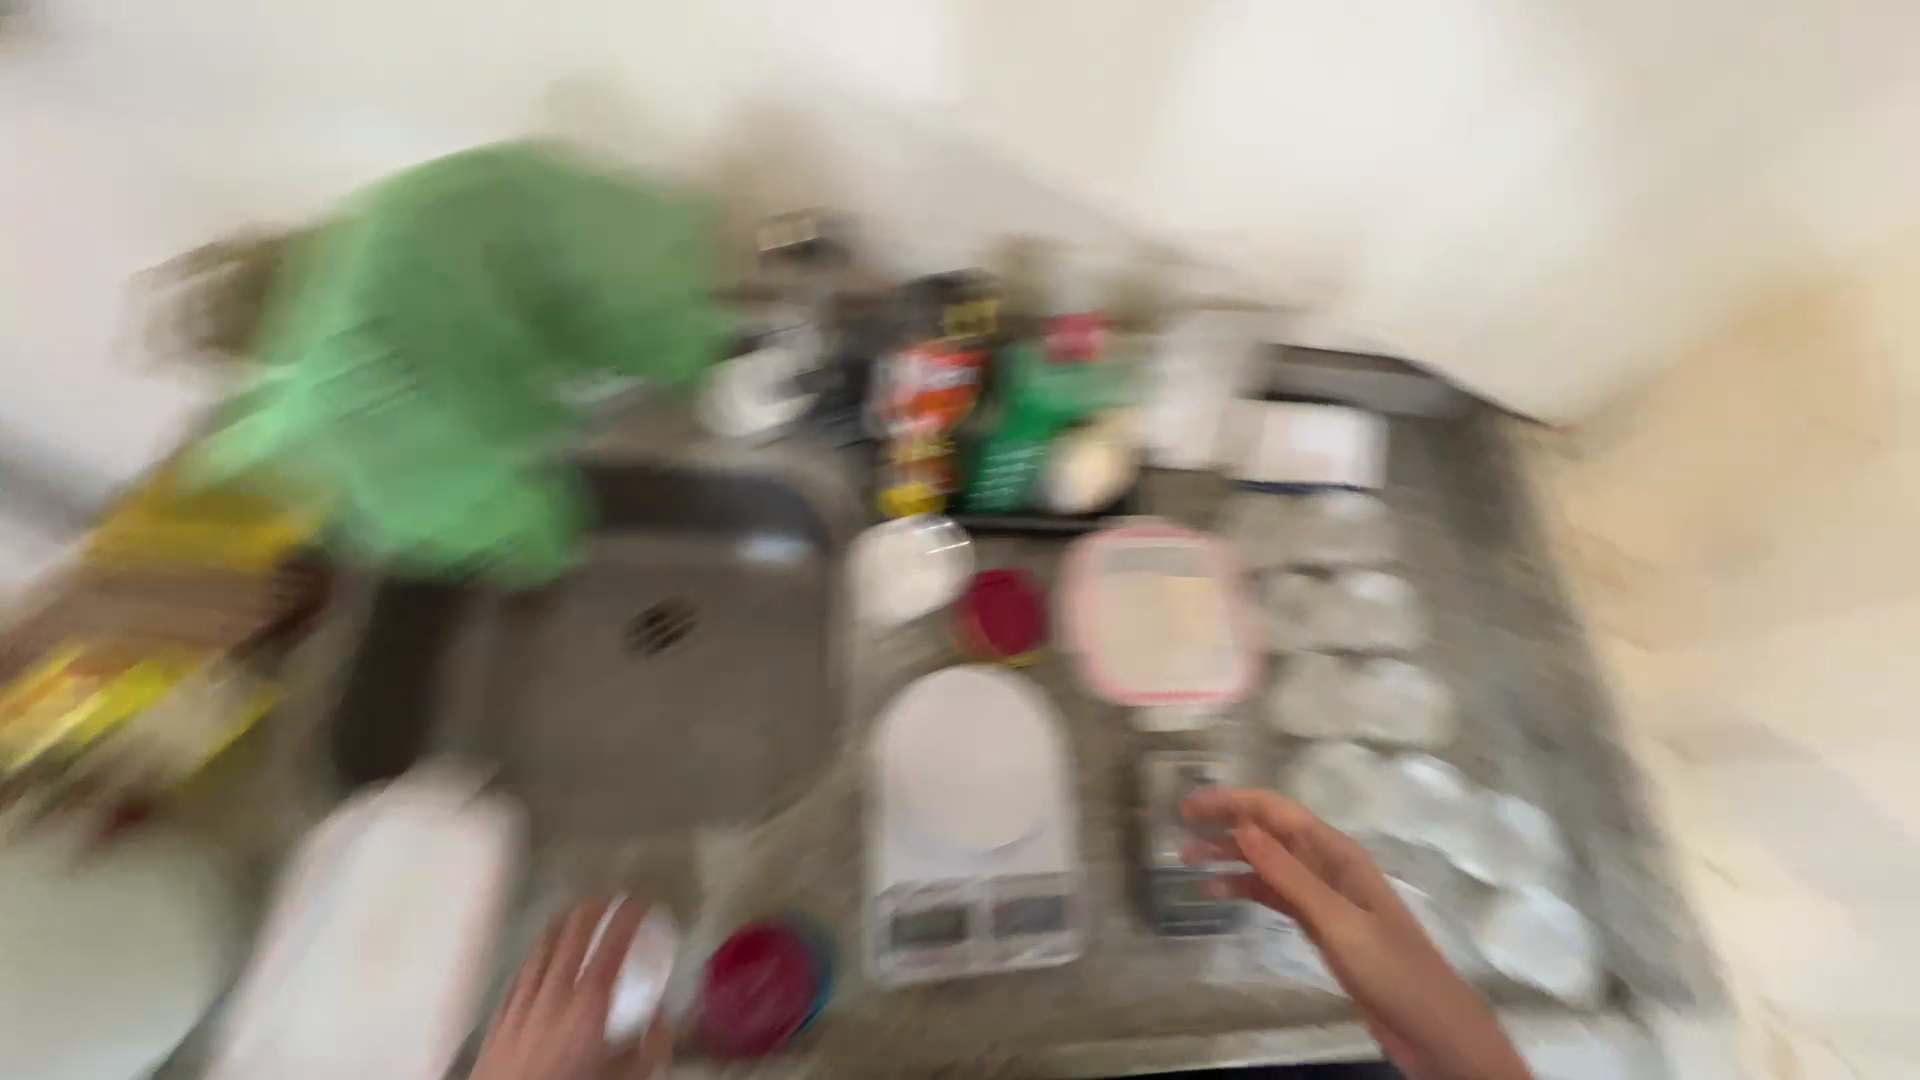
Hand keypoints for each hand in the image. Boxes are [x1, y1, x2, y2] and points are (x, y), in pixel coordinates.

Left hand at [473, 897, 672, 1079]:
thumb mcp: (623, 1078)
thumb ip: (650, 1047)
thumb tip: (666, 1017)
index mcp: (589, 1004)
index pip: (613, 943)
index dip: (629, 914)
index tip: (644, 898)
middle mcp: (555, 994)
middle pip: (574, 936)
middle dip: (594, 907)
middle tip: (610, 893)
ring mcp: (521, 1006)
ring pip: (541, 950)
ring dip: (561, 923)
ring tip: (574, 907)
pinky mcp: (498, 1023)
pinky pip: (518, 976)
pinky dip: (533, 955)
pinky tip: (536, 952)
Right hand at [1181, 787, 1531, 1079]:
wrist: (1436, 1033)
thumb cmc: (1393, 970)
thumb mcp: (1338, 920)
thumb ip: (1289, 873)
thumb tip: (1241, 825)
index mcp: (1335, 852)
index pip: (1274, 810)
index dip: (1231, 801)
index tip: (1190, 806)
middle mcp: (1325, 864)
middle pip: (1266, 830)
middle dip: (1224, 823)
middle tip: (1180, 828)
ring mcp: (1322, 894)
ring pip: (1265, 862)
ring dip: (1228, 856)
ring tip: (1187, 860)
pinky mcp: (1319, 923)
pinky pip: (1272, 893)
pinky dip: (1243, 888)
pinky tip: (1215, 892)